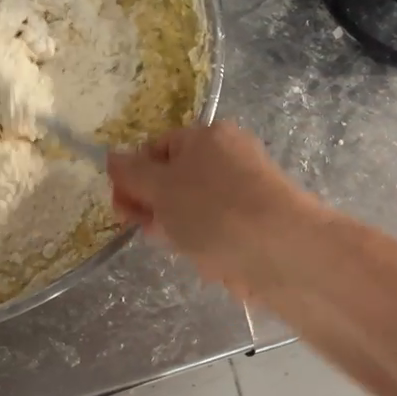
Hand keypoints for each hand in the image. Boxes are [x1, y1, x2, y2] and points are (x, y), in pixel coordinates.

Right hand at [108, 123, 331, 293]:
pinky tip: (209, 260)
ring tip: (186, 248)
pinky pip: (218, 229)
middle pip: (175, 179)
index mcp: (206, 135)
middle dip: (155, 207)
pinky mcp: (257, 222)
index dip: (133, 177)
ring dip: (179, 229)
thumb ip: (131, 173)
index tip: (122, 207)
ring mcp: (245, 189)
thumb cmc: (214, 211)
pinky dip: (207, 243)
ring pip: (195, 208)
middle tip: (149, 230)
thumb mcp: (161, 188)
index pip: (156, 149)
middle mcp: (228, 155)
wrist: (283, 250)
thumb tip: (113, 156)